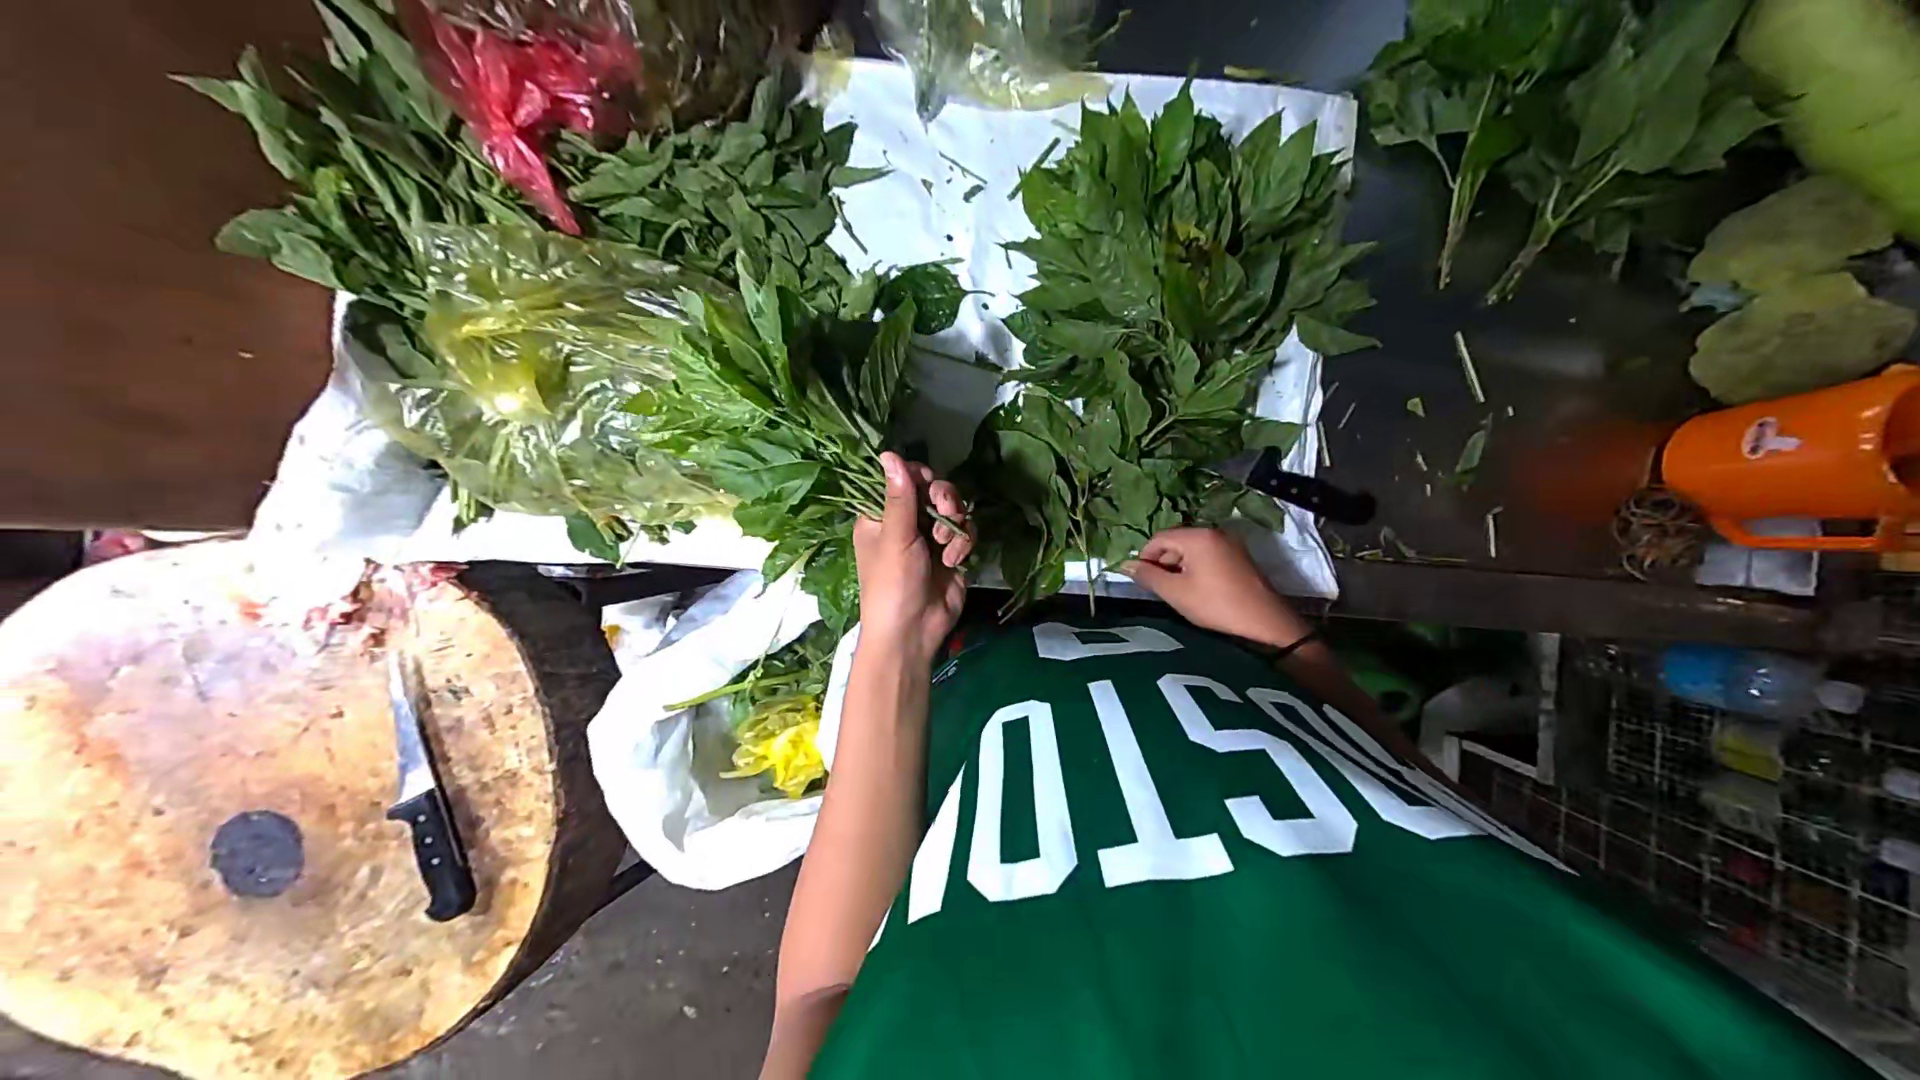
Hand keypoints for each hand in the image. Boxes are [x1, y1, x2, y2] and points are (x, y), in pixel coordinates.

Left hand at [852, 452, 971, 663]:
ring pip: (954, 509)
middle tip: (945, 512)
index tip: (927, 484)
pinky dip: (964, 544)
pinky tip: (955, 561)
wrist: (914, 631)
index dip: (919, 477)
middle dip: (944, 499)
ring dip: (955, 524)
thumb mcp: (895, 536)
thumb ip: (899, 495)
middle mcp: (907, 522)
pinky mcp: (952, 553)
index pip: (903, 479)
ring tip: (946, 546)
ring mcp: (931, 538)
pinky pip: (966, 532)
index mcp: (882, 515)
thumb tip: (888, 452)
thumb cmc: (893, 583)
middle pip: (934, 489)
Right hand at [1121, 527, 1311, 648]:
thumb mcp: (1175, 592)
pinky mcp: (1238, 556)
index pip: (1159, 538)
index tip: (1141, 580)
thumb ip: (1148, 575)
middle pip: (1175, 541)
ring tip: (1177, 591)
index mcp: (1197, 536)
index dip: (1144, 557)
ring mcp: (1229, 543)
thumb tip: (1125, 565)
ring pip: (1191, 549)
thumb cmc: (1216, 605)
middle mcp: (1214, 532)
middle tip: (1158, 588)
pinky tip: (1196, 589)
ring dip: (1178, 567)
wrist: (1264, 622)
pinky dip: (1195, 568)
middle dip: (1162, 562)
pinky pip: (1207, 555)